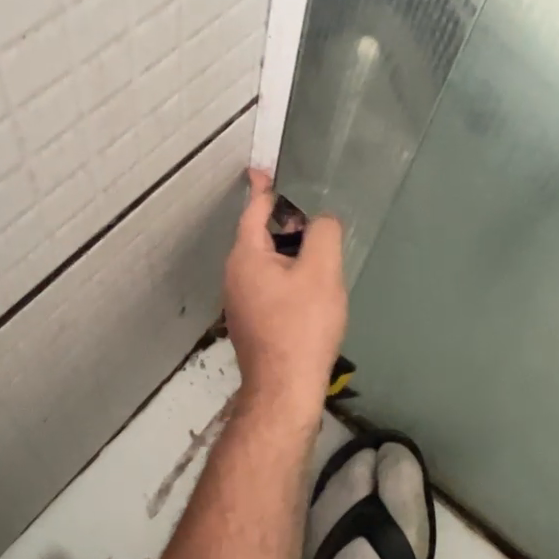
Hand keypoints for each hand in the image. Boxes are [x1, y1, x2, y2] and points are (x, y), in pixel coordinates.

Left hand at [223, 170, 345, 411]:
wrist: (285, 389)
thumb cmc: (302, 326)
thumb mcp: (321, 272)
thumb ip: (323, 234)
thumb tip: (322, 219)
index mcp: (245, 256)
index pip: (253, 210)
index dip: (265, 188)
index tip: (266, 169)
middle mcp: (235, 275)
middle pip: (260, 237)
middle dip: (287, 224)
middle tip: (318, 220)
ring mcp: (240, 302)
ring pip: (266, 264)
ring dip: (290, 254)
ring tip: (322, 256)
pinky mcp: (251, 323)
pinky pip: (269, 286)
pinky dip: (288, 277)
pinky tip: (312, 291)